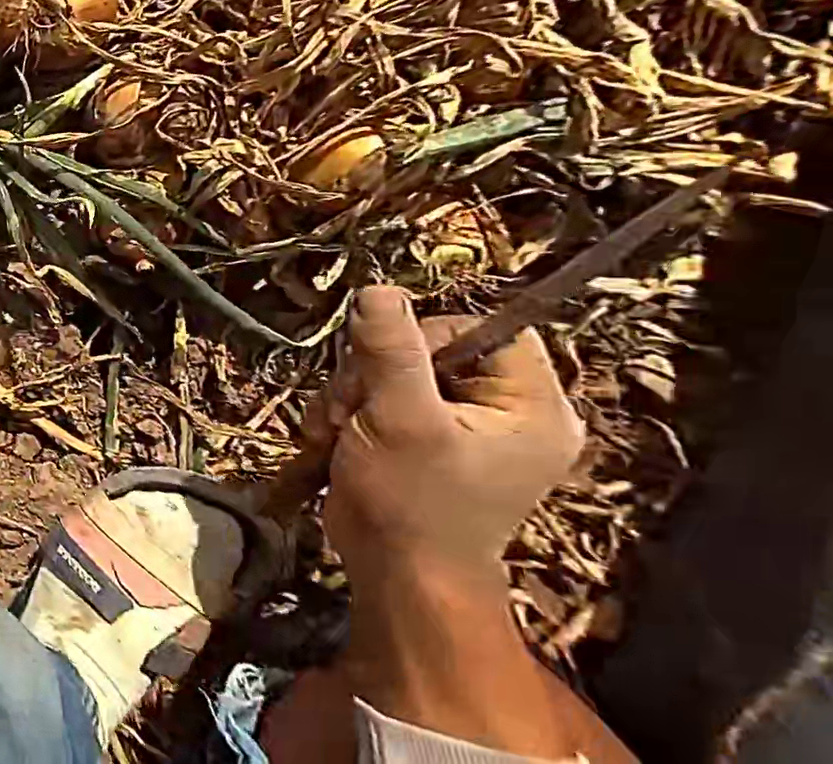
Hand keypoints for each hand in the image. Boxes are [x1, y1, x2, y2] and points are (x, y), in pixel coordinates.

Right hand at [313, 286, 583, 584]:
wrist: (392, 573)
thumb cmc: (412, 499)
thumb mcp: (400, 418)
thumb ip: (391, 350)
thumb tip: (379, 290)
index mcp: (530, 407)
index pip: (486, 330)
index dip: (428, 332)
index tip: (386, 362)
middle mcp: (500, 412)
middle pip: (426, 349)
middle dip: (371, 373)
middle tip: (351, 406)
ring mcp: (455, 426)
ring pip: (387, 371)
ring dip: (347, 393)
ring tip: (337, 429)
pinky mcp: (414, 437)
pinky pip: (373, 396)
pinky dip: (344, 411)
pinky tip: (332, 437)